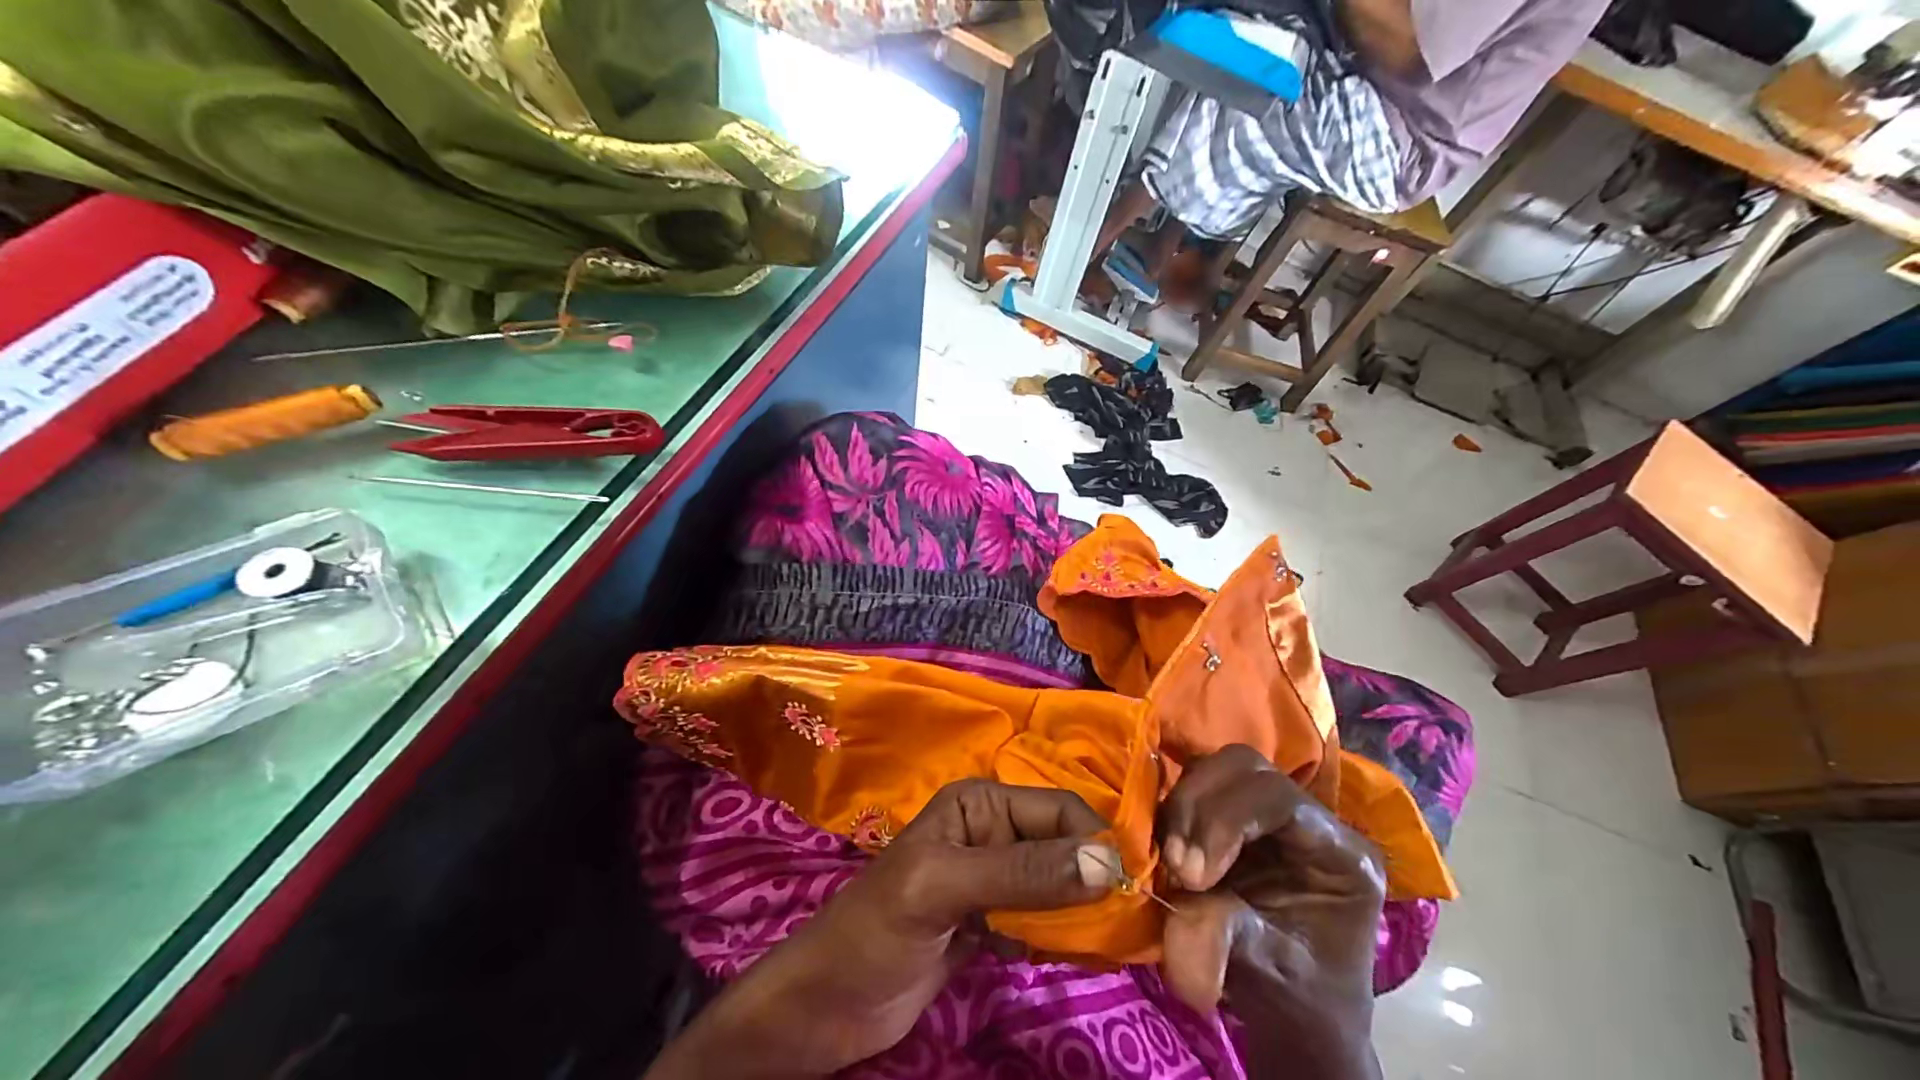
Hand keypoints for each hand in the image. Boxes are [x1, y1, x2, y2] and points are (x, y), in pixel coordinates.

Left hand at [645, 779, 1120, 1079]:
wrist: (826, 1004)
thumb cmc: (874, 930)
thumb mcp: (943, 889)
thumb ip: (1020, 873)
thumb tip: (1106, 862)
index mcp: (980, 804)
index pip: (1059, 809)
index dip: (1099, 842)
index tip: (1141, 887)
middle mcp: (993, 832)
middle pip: (1066, 846)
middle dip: (1098, 879)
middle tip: (1136, 924)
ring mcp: (994, 880)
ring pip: (1060, 885)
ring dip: (1087, 911)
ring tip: (1115, 943)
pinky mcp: (993, 922)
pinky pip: (1044, 920)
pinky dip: (1065, 936)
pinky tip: (1081, 955)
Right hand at [1157, 745, 1386, 1079]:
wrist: (1290, 1015)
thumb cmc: (1298, 999)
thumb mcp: (1273, 977)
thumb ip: (1228, 938)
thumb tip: (1180, 907)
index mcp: (1341, 853)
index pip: (1279, 799)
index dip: (1225, 821)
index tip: (1191, 876)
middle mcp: (1306, 819)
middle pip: (1244, 768)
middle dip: (1199, 806)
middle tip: (1175, 863)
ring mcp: (1266, 813)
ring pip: (1214, 769)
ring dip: (1180, 807)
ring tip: (1168, 860)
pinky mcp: (1230, 817)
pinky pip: (1194, 787)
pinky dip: (1170, 811)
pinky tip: (1163, 848)